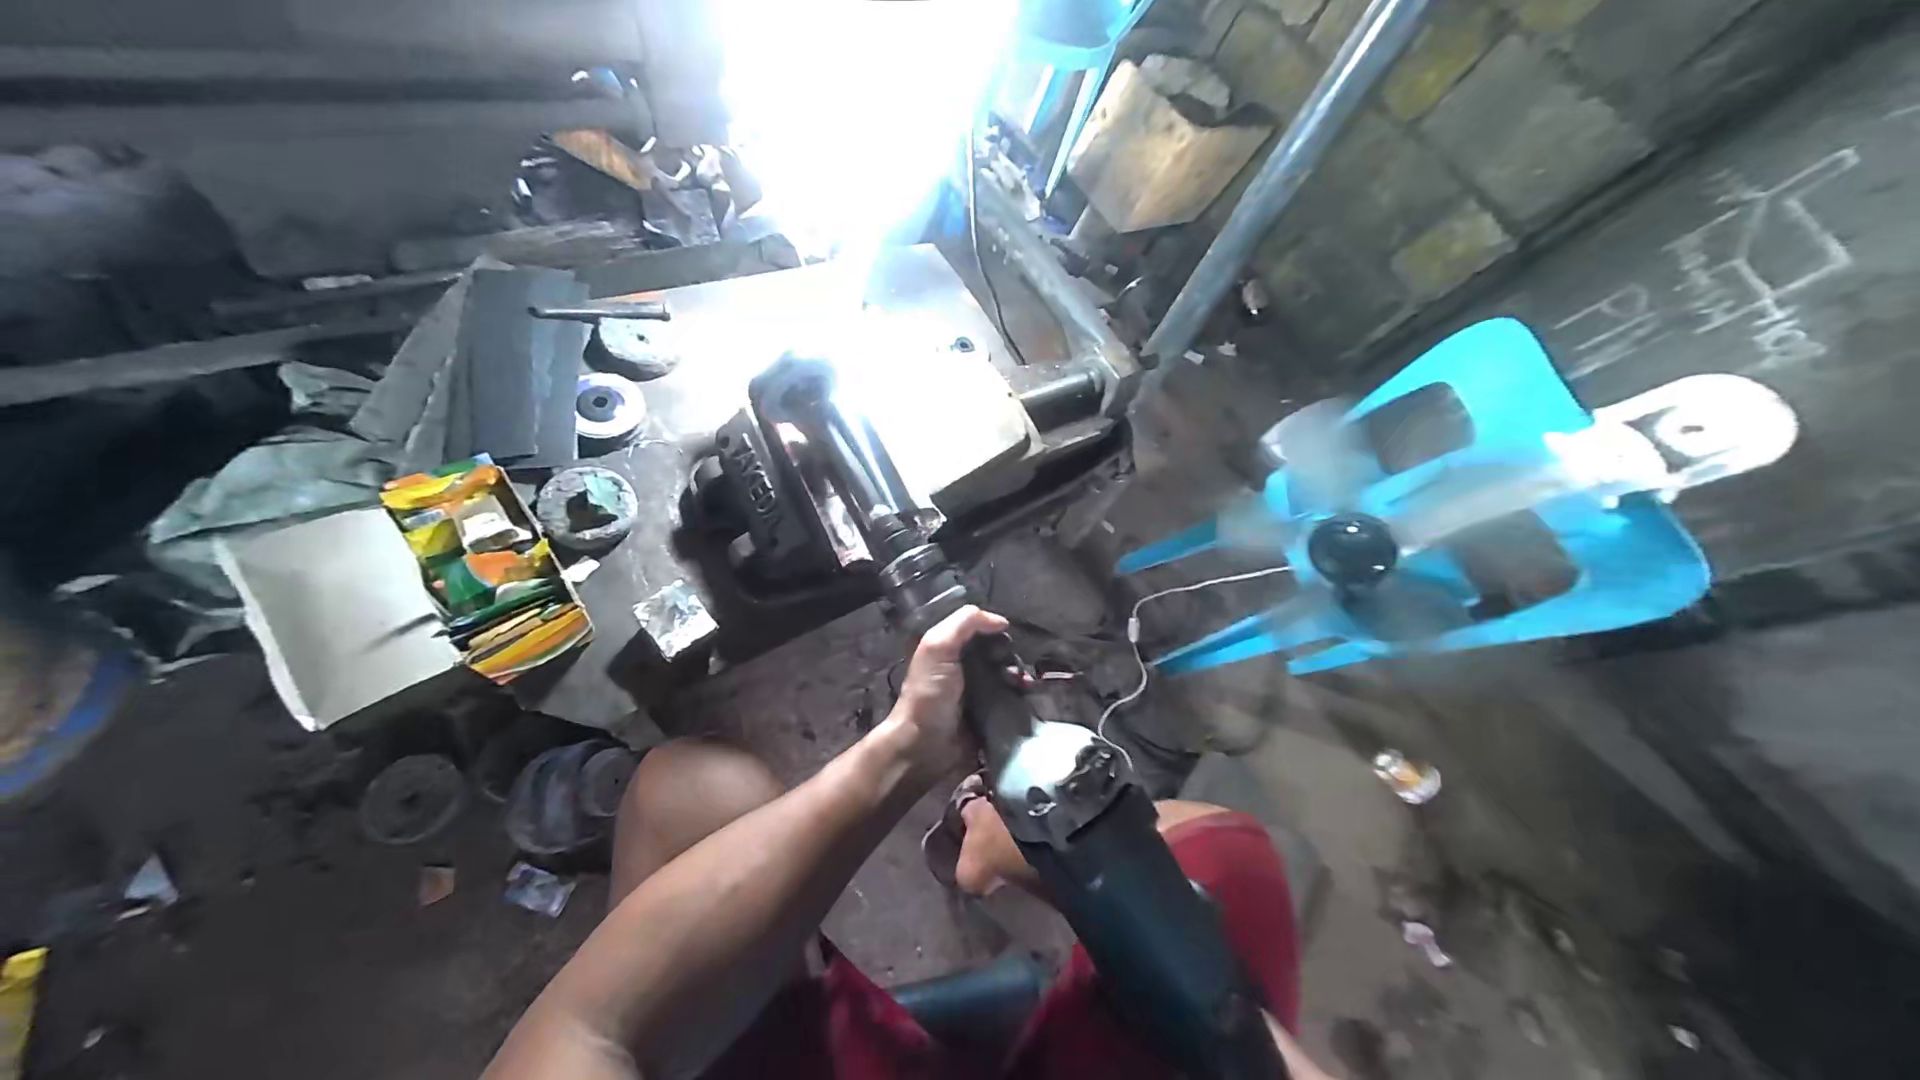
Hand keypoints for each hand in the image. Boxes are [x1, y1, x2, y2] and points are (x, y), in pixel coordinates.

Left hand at [883, 605, 1009, 781]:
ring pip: (1008, 676)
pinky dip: (1022, 696)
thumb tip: (1002, 621)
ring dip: (1020, 677)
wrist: (926, 746)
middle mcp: (965, 668)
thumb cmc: (929, 693)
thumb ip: (965, 623)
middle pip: (998, 653)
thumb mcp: (937, 646)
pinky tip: (1027, 697)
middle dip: (1011, 657)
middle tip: (1014, 669)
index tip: (1006, 640)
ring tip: (1023, 685)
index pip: (981, 632)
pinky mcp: (990, 716)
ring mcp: (979, 693)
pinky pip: (1013, 700)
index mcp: (950, 649)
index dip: (996, 633)